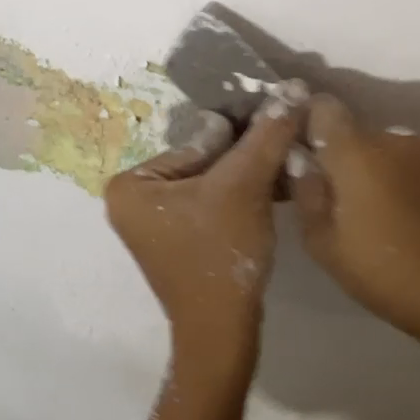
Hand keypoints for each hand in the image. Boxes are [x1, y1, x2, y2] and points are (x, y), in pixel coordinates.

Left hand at [104, 80, 309, 347]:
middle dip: (244, 157)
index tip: (276, 119)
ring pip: (210, 185)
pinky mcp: (176, 243)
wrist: (223, 330)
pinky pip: (210, 207)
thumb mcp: (243, 185)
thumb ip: (264, 135)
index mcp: (129, 184)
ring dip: (247, 177)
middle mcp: (131, 201)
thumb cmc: (220, 251)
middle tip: (286, 141)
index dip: (240, 133)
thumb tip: (291, 89)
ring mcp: (152, 225)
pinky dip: (239, 200)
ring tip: (286, 165)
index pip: (195, 143)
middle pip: (202, 163)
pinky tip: (275, 191)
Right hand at [287, 93, 419, 345]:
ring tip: (355, 213)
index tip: (290, 148)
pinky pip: (400, 167)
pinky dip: (386, 183)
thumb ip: (306, 193)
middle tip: (319, 192)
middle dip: (331, 154)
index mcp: (356, 149)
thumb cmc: (386, 272)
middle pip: (349, 130)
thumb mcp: (324, 243)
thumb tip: (301, 162)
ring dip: (361, 171)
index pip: (321, 105)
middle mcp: (391, 139)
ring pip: (375, 151)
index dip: (302, 119)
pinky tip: (386, 221)